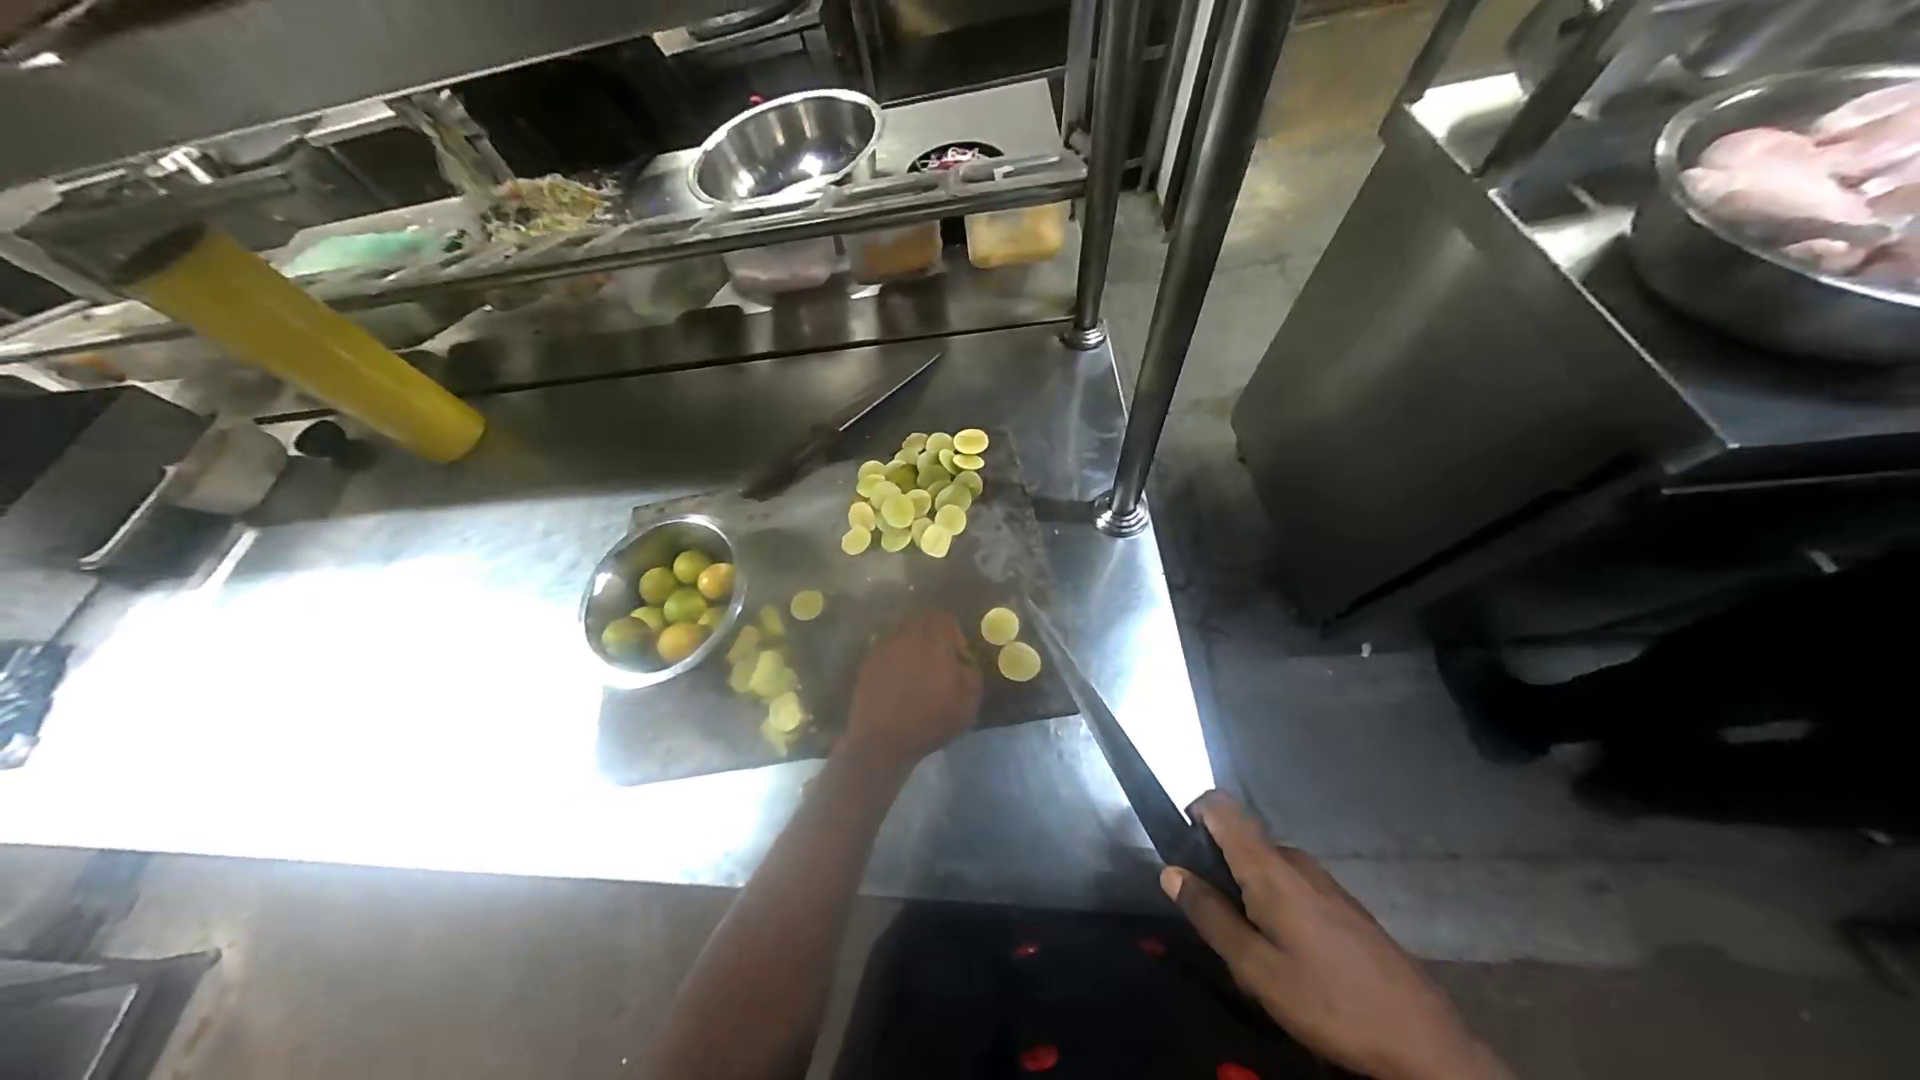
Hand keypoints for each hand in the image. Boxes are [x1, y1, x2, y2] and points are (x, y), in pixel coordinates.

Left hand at [842, 610, 981, 770]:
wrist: (882, 741)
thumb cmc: (930, 720)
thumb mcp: (969, 700)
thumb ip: (972, 671)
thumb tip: (962, 662)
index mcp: (932, 640)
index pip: (945, 618)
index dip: (955, 636)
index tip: (956, 661)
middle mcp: (905, 636)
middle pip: (922, 621)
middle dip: (934, 636)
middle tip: (939, 663)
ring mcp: (883, 648)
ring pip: (902, 632)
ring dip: (913, 645)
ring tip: (917, 672)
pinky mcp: (868, 663)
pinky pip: (887, 649)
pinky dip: (896, 658)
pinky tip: (899, 683)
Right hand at [1164, 792, 1511, 1079]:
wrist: (1426, 1043)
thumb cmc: (1330, 1002)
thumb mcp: (1255, 968)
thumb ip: (1209, 915)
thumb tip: (1170, 872)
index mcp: (1270, 868)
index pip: (1222, 806)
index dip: (1193, 813)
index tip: (1182, 853)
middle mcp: (1296, 862)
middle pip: (1241, 841)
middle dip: (1218, 874)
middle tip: (1219, 930)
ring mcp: (1324, 881)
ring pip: (1266, 869)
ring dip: (1247, 897)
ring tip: (1255, 955)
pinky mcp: (1343, 905)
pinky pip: (1292, 888)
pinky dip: (1275, 909)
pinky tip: (1290, 961)